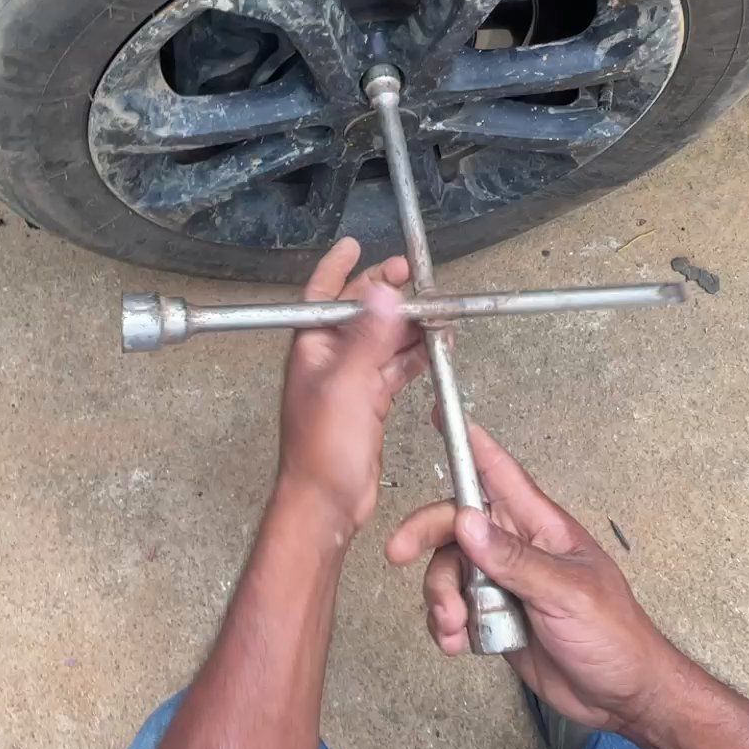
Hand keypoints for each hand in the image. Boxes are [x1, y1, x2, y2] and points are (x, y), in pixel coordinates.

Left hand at [276, 237, 427, 534]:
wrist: (325, 502)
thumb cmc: (320, 450)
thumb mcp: (346, 385)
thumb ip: (368, 339)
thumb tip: (384, 293)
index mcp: (312, 346)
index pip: (323, 294)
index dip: (338, 268)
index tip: (354, 245)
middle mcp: (329, 358)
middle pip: (361, 313)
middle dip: (387, 293)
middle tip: (415, 278)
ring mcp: (350, 380)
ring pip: (383, 340)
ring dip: (408, 325)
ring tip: (436, 311)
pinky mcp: (369, 401)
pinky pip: (395, 368)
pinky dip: (414, 356)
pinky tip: (434, 347)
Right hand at [384, 417, 690, 738]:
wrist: (623, 697)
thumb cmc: (614, 634)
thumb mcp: (567, 593)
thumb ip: (514, 559)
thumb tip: (465, 520)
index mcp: (537, 524)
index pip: (497, 471)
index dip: (469, 442)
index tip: (439, 413)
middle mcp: (514, 544)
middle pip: (454, 521)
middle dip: (424, 535)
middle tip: (398, 553)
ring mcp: (501, 580)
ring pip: (447, 568)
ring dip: (440, 596)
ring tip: (452, 626)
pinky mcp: (492, 613)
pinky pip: (452, 606)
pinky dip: (446, 623)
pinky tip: (457, 642)